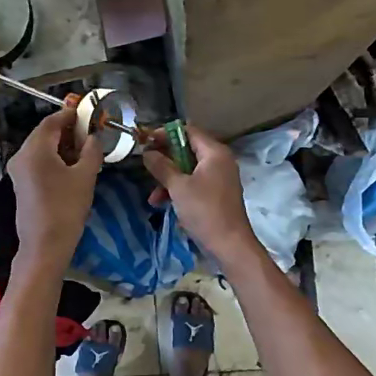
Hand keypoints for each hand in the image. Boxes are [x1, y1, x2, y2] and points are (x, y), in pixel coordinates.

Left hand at [8, 108, 103, 268]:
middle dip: (67, 131)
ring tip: (85, 152)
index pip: (52, 121)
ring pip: (41, 149)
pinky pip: (37, 163)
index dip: (70, 115)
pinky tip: (71, 168)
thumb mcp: (85, 176)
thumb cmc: (66, 208)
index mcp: (34, 149)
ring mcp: (18, 171)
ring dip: (61, 146)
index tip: (89, 115)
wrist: (45, 245)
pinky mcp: (20, 184)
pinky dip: (53, 159)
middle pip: (44, 134)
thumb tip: (93, 138)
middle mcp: (21, 155)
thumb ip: (92, 151)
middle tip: (90, 134)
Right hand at [142, 125, 259, 263]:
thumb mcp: (178, 187)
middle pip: (187, 150)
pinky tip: (162, 203)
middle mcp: (219, 161)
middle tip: (145, 166)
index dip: (165, 133)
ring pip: (188, 170)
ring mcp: (219, 178)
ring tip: (153, 196)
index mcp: (214, 152)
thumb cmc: (204, 211)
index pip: (188, 131)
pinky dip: (178, 190)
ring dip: (168, 179)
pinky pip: (194, 184)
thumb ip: (162, 167)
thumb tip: (148, 153)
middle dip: (165, 159)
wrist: (229, 244)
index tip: (145, 142)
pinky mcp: (216, 194)